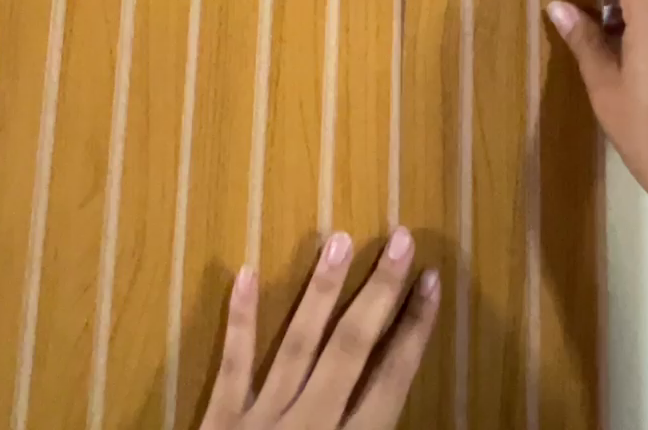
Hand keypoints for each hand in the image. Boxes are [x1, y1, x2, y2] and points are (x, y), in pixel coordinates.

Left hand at [199, 229, 440, 429]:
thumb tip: (398, 403)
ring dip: (320, 292)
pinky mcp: (216, 426)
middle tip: (399, 237)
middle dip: (379, 293)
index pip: (391, 382)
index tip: (432, 280)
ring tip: (338, 239)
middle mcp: (309, 429)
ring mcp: (259, 423)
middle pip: (350, 349)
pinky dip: (240, 322)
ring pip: (296, 346)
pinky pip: (229, 368)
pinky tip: (246, 272)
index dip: (414, 330)